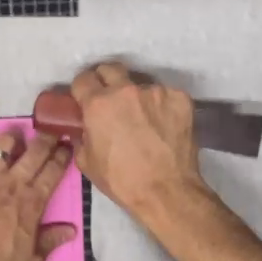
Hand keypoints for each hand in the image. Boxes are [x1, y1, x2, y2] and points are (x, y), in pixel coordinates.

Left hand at [0, 129, 78, 260]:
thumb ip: (50, 242)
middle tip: (49, 130)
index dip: (62, 156)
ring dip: (8, 139)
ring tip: (11, 137)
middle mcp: (11, 184)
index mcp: (33, 202)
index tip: (67, 145)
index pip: (53, 171)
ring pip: (1, 146)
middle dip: (45, 137)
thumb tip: (70, 230)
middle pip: (34, 151)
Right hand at [68, 61, 215, 226]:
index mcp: (99, 104)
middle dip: (105, 81)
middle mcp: (127, 90)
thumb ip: (82, 136)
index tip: (84, 100)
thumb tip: (84, 128)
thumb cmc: (121, 180)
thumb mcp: (87, 162)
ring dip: (136, 98)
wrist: (166, 191)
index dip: (81, 90)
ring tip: (142, 121)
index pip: (83, 79)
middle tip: (108, 101)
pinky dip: (160, 107)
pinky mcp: (180, 98)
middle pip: (110, 69)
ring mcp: (157, 91)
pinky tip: (161, 126)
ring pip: (140, 85)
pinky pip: (164, 96)